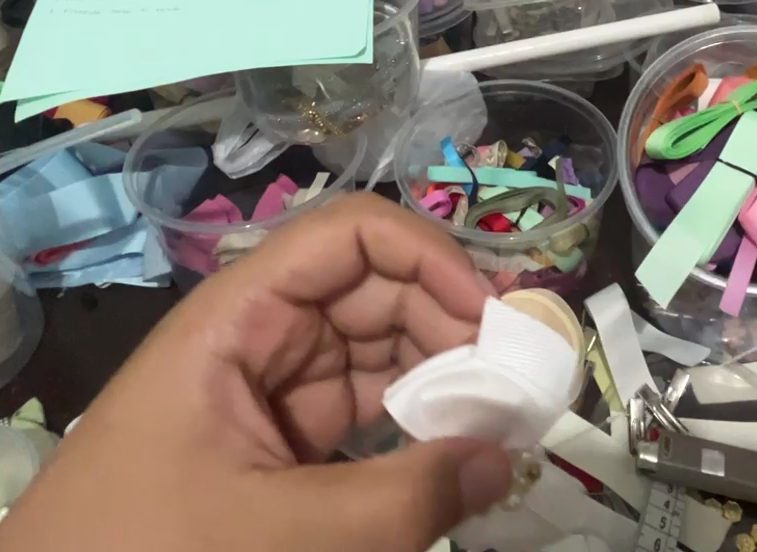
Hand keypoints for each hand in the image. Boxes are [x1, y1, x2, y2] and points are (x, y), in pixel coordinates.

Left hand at [0, 195, 514, 551]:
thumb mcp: (278, 539)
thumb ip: (404, 501)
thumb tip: (504, 459)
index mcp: (243, 314)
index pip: (349, 234)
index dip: (425, 254)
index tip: (486, 314)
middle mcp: (264, 329)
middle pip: (375, 285)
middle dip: (447, 316)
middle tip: (513, 371)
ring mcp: (274, 383)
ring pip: (377, 343)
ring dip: (439, 367)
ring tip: (499, 409)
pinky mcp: (283, 436)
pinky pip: (365, 401)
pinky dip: (414, 416)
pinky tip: (455, 444)